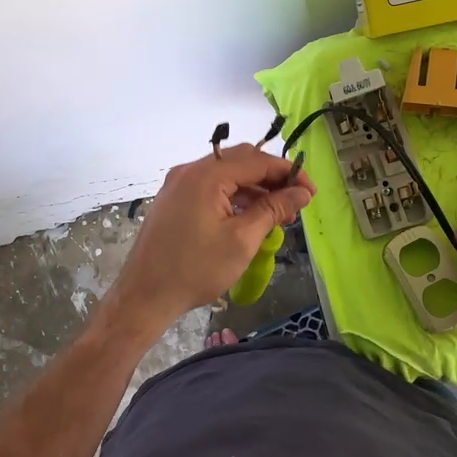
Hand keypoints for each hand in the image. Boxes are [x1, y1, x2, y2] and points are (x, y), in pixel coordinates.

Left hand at [106, 144, 315, 328]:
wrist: (144, 296)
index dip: (288, 173)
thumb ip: (273, 209)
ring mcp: (177, 185)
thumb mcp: (242, 240)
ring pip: (225, 175)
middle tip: (296, 203)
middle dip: (272, 178)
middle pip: (240, 161)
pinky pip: (210, 188)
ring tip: (278, 215)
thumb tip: (301, 193)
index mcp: (205, 175)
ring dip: (254, 189)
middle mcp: (189, 171)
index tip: (311, 192)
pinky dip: (233, 197)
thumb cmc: (195, 270)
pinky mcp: (173, 202)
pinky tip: (249, 217)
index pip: (257, 161)